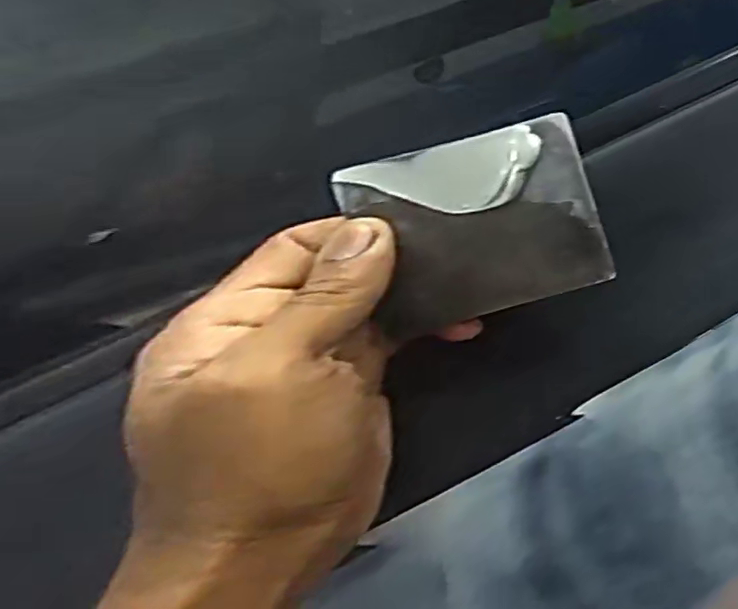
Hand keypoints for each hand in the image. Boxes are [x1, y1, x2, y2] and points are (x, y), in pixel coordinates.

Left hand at [100, 218, 478, 608]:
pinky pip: (399, 329)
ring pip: (379, 296)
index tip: (417, 234)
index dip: (356, 235)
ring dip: (426, 292)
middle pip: (344, 268)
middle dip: (402, 262)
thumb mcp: (282, 371)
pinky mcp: (356, 376)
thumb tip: (372, 229)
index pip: (296, 247)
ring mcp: (315, 355)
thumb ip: (327, 296)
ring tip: (468, 295)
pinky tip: (462, 325)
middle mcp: (268, 331)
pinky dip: (434, 321)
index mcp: (224, 323)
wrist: (269, 554)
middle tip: (455, 261)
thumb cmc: (258, 463)